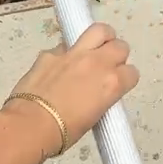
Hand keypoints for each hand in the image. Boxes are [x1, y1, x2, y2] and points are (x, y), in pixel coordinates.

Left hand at [2, 22, 138, 158]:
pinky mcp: (51, 52)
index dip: (124, 79)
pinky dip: (67, 53)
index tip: (117, 85)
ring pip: (99, 30)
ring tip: (94, 49)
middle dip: (116, 56)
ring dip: (101, 39)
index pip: (132, 73)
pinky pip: (66, 45)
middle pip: (120, 46)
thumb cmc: (64, 132)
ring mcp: (74, 53)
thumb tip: (96, 90)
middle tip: (107, 66)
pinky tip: (59, 66)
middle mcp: (97, 63)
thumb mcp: (94, 118)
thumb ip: (101, 97)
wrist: (30, 125)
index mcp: (112, 83)